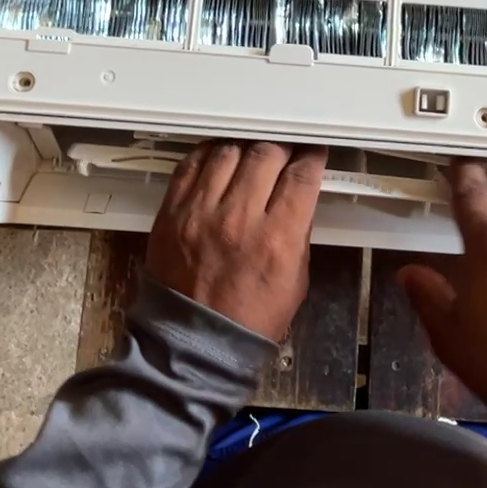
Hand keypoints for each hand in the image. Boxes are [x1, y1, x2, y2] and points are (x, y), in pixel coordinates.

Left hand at [146, 140, 326, 341]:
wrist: (193, 342)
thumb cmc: (251, 317)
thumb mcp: (296, 279)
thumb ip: (299, 230)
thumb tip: (300, 189)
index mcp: (277, 239)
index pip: (301, 176)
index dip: (313, 156)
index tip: (314, 151)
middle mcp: (239, 217)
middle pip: (267, 153)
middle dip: (283, 146)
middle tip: (286, 148)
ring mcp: (200, 211)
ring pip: (230, 150)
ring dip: (247, 145)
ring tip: (254, 149)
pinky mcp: (172, 210)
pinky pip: (192, 163)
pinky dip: (211, 152)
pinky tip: (222, 154)